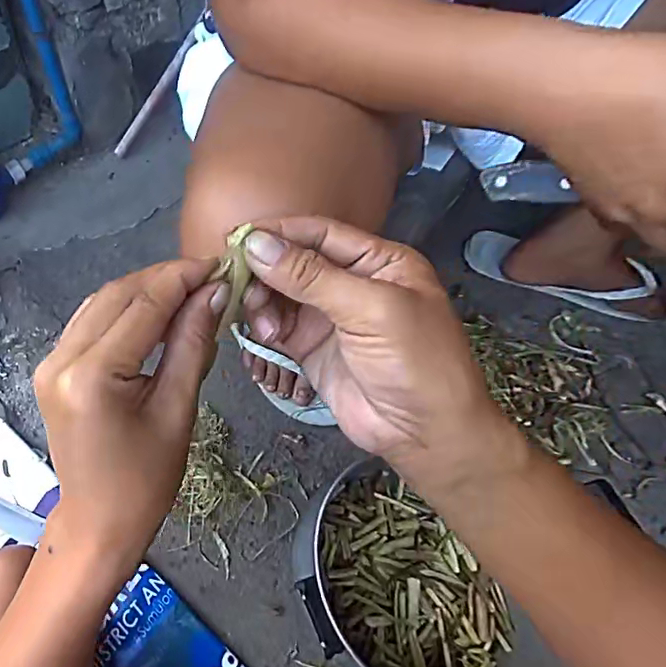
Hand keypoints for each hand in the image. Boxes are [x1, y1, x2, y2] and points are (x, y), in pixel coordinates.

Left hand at [34, 259, 223, 552]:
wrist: (98, 523)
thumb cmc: (145, 481)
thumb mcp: (177, 411)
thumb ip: (192, 345)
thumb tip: (214, 295)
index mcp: (92, 375)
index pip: (143, 306)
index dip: (184, 279)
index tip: (219, 266)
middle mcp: (60, 359)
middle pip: (118, 295)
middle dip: (165, 279)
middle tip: (209, 277)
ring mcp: (50, 363)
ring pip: (101, 303)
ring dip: (145, 291)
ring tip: (189, 291)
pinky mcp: (52, 369)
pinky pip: (90, 323)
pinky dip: (125, 310)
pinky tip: (155, 312)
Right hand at [240, 218, 512, 483]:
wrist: (425, 433)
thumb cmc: (416, 362)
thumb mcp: (369, 309)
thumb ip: (312, 276)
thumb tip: (256, 243)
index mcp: (378, 262)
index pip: (320, 234)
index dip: (279, 233)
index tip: (239, 238)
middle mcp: (351, 284)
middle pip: (295, 263)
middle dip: (266, 271)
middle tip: (239, 283)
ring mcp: (330, 318)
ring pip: (281, 295)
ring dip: (263, 302)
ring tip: (262, 321)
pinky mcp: (312, 349)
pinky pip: (278, 327)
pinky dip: (264, 327)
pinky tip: (264, 334)